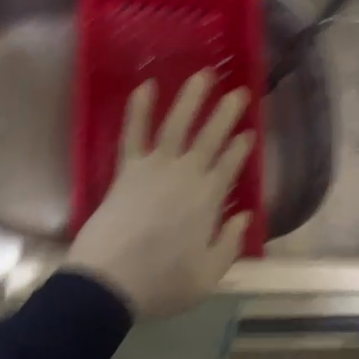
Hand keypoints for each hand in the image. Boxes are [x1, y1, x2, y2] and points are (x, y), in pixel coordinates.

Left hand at [66, 70, 255, 321]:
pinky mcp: (126, 169)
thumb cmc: (162, 284)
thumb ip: (229, 244)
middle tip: (240, 91)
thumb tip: (244, 217)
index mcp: (209, 201)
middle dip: (227, 113)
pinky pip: (134, 133)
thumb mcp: (208, 275)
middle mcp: (186, 176)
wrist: (109, 282)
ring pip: (177, 124)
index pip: (231, 165)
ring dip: (192, 98)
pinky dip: (139, 109)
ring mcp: (154, 168)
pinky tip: (145, 86)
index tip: (249, 132)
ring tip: (205, 74)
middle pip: (211, 137)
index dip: (242, 147)